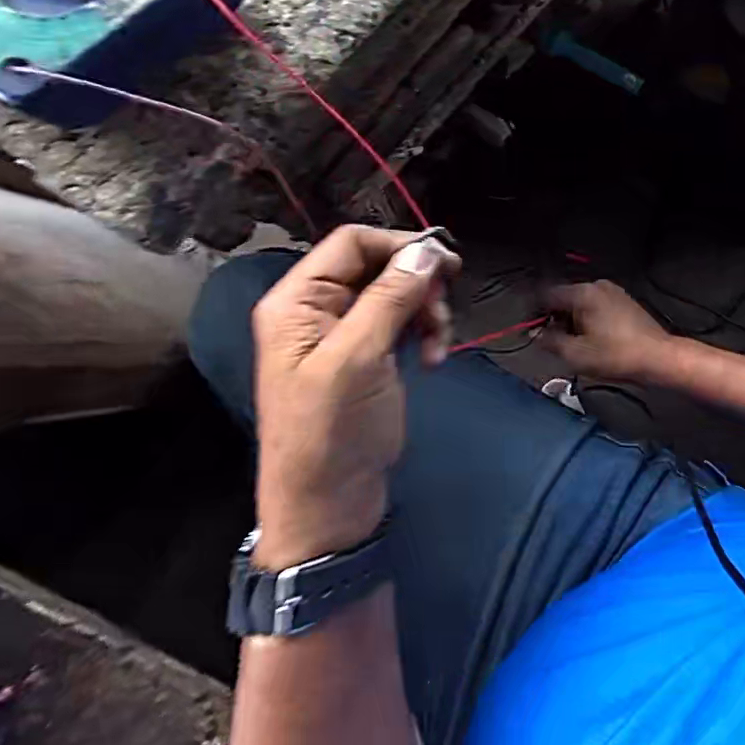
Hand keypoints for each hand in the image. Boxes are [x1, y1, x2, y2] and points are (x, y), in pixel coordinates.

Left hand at [249, 225, 460, 568]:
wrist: (330, 502)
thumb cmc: (332, 430)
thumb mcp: (359, 359)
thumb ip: (390, 298)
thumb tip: (429, 249)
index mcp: (299, 301)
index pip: (352, 243)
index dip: (400, 244)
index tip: (446, 263)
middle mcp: (321, 309)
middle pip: (382, 265)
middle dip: (420, 284)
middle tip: (446, 305)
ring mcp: (348, 332)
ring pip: (402, 293)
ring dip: (429, 313)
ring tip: (439, 345)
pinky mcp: (372, 353)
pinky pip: (408, 322)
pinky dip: (428, 334)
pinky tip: (434, 359)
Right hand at [539, 280, 673, 382]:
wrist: (657, 356)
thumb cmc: (618, 355)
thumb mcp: (576, 354)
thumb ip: (550, 341)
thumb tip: (537, 334)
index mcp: (584, 293)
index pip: (547, 295)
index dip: (535, 312)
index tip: (530, 329)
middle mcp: (598, 286)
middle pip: (565, 298)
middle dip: (555, 319)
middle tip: (552, 342)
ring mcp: (613, 292)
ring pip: (581, 303)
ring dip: (572, 321)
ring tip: (574, 345)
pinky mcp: (624, 302)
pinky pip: (596, 307)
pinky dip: (588, 320)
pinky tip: (591, 339)